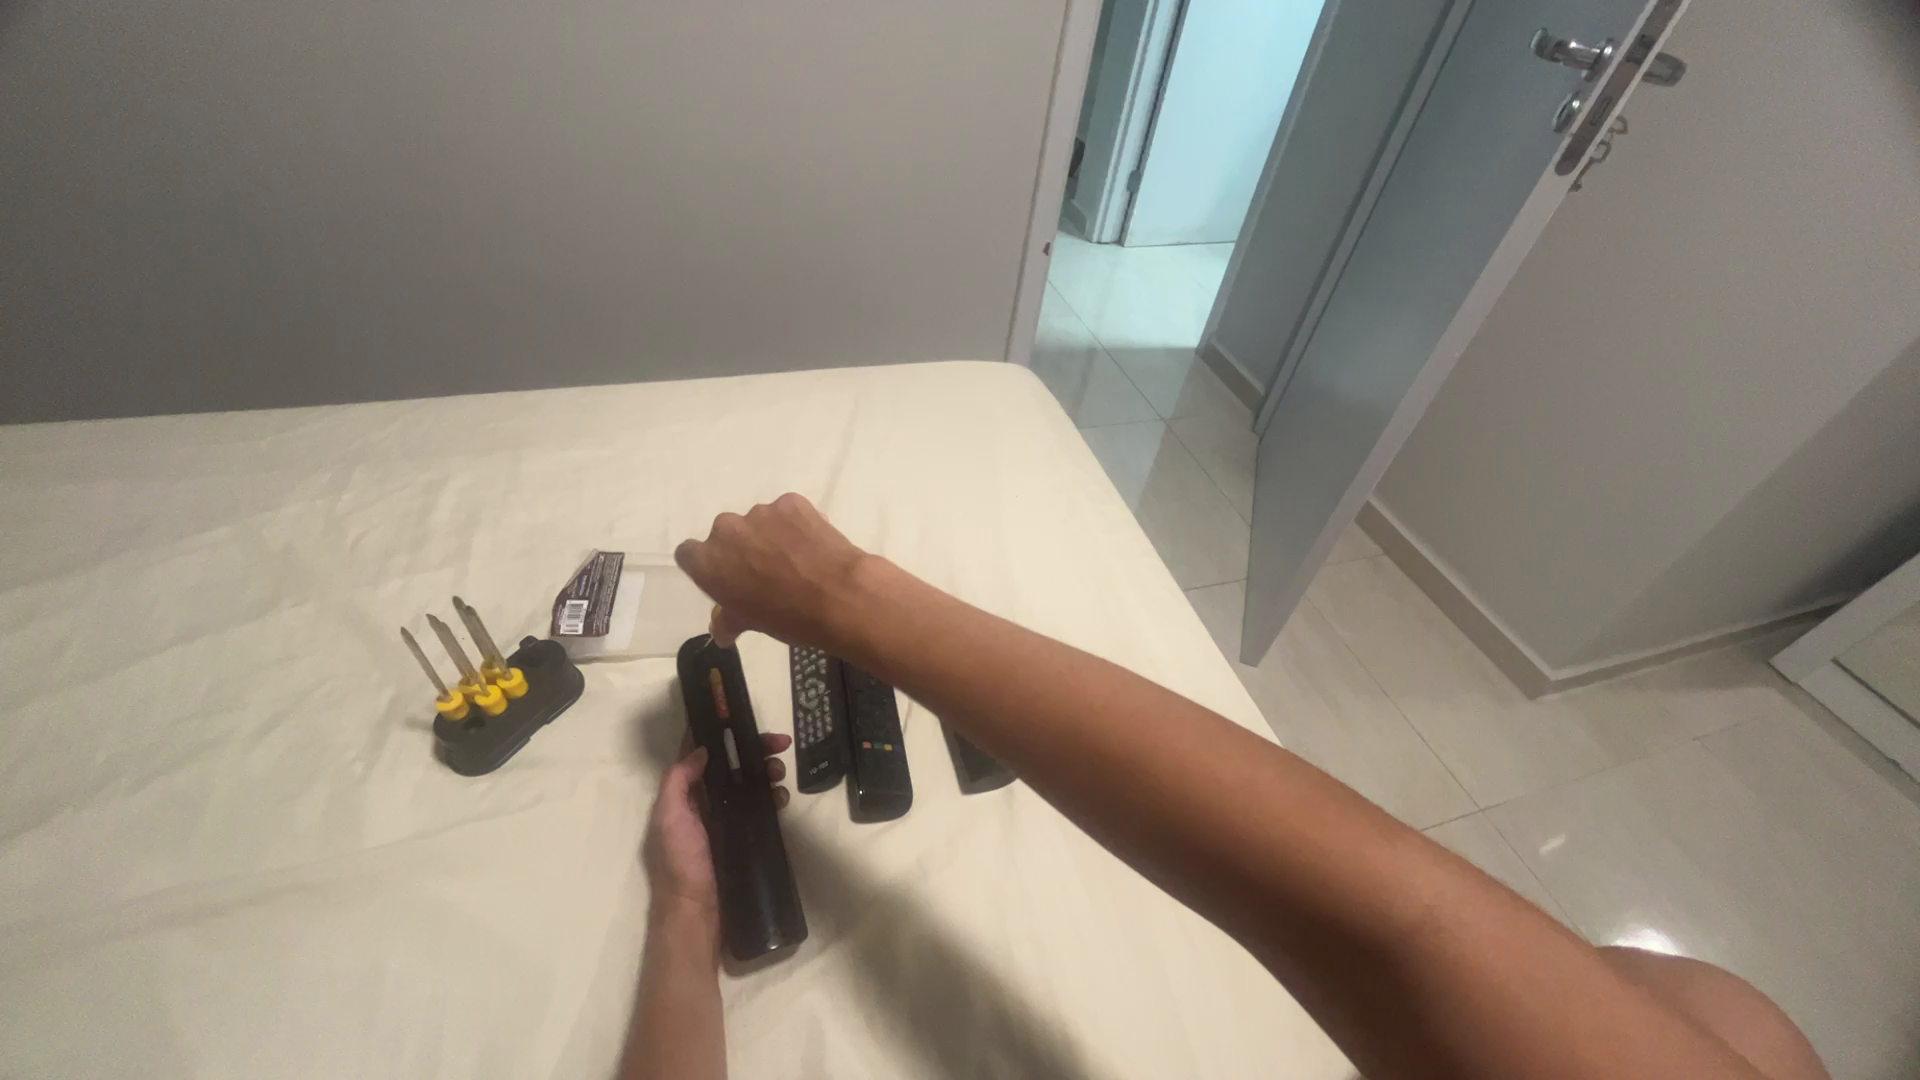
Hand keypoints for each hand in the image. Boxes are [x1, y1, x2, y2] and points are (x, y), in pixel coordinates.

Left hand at [644, 733, 792, 918]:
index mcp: (686, 793)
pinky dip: (775, 796)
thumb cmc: (680, 862)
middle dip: (756, 749)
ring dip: (768, 769)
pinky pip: (764, 806)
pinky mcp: (748, 832)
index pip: (702, 753)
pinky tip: (782, 797)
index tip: (741, 717)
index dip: (719, 733)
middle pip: (734, 763)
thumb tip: (701, 749)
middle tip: (779, 743)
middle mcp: (708, 800)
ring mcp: (730, 816)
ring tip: (780, 772)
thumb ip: (678, 781)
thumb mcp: (668, 817)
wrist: (699, 911)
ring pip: (752, 781)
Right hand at [675, 493, 873, 649]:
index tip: (727, 575)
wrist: (836, 596)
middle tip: (766, 569)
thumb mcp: (750, 622)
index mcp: (707, 560)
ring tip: (796, 558)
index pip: (690, 554)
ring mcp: (760, 513)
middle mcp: (726, 529)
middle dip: (743, 548)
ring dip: (771, 535)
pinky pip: (788, 512)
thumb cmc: (786, 616)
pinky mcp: (791, 502)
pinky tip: (812, 545)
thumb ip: (728, 620)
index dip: (710, 564)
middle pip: (728, 534)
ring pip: (760, 521)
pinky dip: (797, 524)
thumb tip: (722, 632)